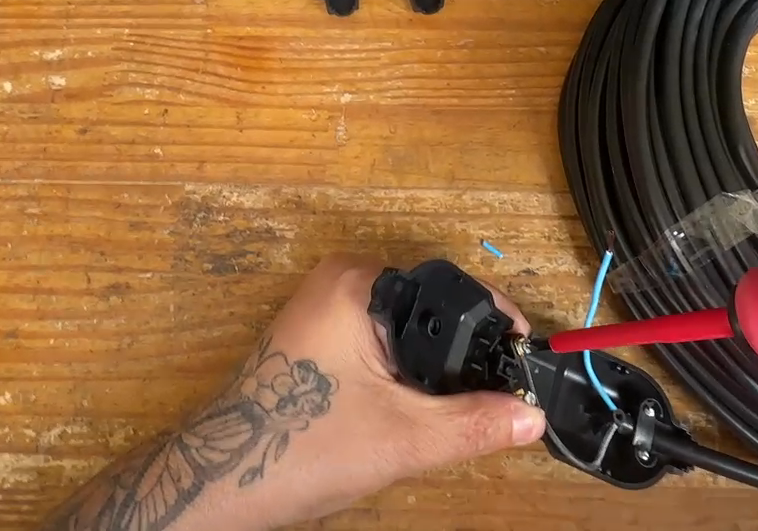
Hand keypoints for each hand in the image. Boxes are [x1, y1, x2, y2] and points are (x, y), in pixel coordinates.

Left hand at [48, 255, 545, 530]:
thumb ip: (473, 423)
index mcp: (360, 282)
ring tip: (458, 403)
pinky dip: (402, 364)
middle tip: (493, 392)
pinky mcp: (316, 328)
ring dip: (431, 362)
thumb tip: (533, 416)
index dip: (491, 325)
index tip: (521, 361)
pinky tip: (414, 400)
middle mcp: (341, 277)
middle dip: (461, 350)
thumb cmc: (308, 446)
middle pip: (427, 306)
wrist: (223, 480)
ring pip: (403, 324)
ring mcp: (324, 302)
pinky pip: (378, 334)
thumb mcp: (403, 439)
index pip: (447, 290)